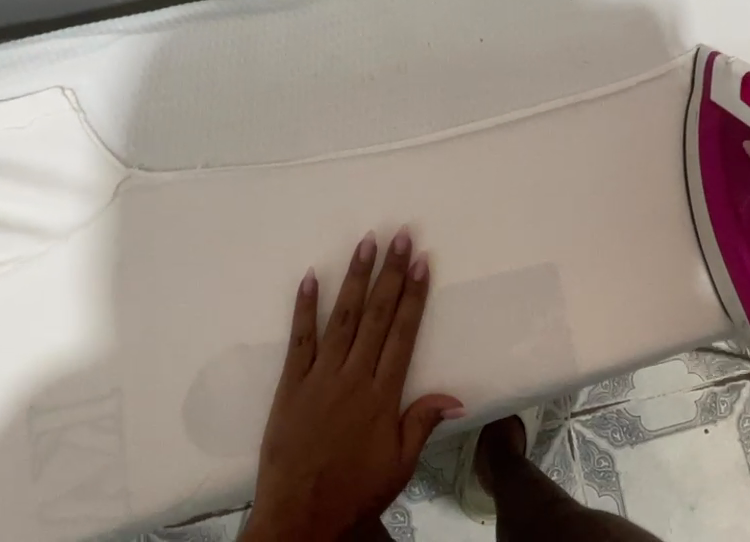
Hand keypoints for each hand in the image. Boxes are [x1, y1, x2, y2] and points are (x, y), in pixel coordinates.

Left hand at [241, 229, 463, 541]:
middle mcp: (354, 377)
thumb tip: (457, 396)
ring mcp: (321, 377)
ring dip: (356, 278)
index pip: (404, 333)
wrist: (299, 520)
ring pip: (343, 317)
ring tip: (366, 243)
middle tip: (400, 236)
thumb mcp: (399, 466)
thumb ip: (422, 423)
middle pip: (377, 315)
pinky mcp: (292, 384)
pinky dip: (305, 306)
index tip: (422, 262)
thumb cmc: (354, 492)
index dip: (414, 295)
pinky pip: (300, 339)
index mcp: (383, 396)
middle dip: (390, 272)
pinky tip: (312, 277)